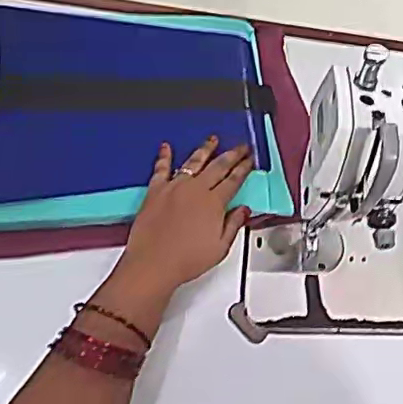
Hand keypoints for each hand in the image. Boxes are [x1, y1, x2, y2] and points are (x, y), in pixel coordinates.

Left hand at [114, 137, 253, 296]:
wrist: (153, 264)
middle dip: (232, 154)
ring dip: (205, 149)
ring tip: (213, 139)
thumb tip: (243, 210)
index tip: (249, 160)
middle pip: (218, 166)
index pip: (234, 179)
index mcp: (214, 202)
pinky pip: (161, 168)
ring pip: (193, 161)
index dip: (244, 168)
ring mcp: (174, 188)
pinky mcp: (155, 191)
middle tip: (240, 146)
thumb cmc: (185, 260)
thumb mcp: (220, 247)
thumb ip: (233, 224)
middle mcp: (195, 190)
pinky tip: (166, 147)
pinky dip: (164, 156)